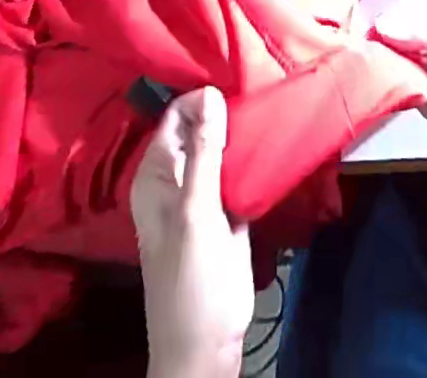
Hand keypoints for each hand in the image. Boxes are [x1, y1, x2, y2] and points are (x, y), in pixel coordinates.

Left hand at [131, 87, 252, 377]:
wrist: (208, 342)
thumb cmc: (192, 277)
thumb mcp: (196, 211)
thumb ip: (203, 153)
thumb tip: (210, 94)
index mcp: (156, 175)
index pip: (175, 118)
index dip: (200, 99)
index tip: (236, 85)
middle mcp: (176, 178)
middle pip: (199, 130)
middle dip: (223, 111)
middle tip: (257, 90)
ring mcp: (201, 193)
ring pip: (219, 148)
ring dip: (238, 131)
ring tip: (267, 106)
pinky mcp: (224, 207)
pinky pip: (235, 170)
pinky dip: (249, 156)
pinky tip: (270, 140)